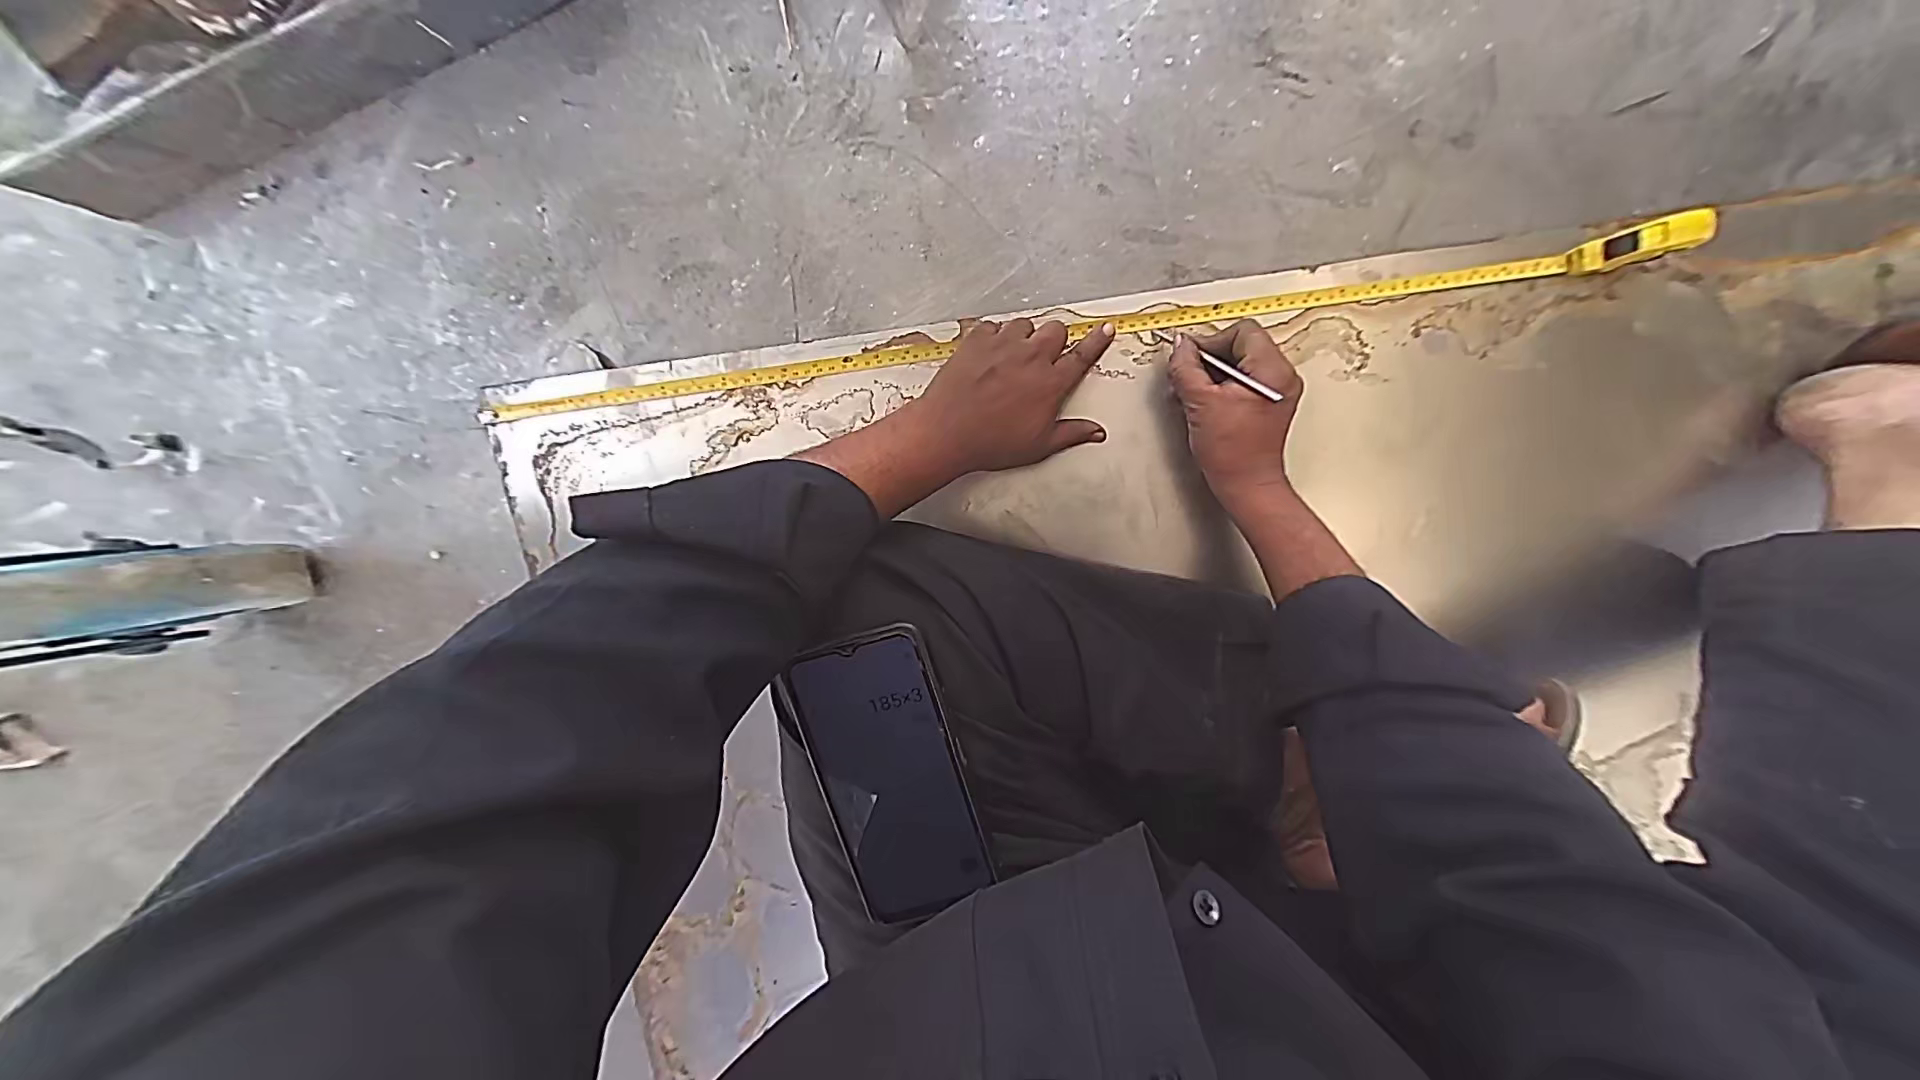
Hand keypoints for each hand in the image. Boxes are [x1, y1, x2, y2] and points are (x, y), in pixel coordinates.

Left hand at [905, 318, 1115, 474]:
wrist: (947, 432)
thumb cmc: (990, 442)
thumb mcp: (1038, 445)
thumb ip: (1071, 433)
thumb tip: (1095, 432)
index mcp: (1050, 383)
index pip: (1082, 356)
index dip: (1096, 341)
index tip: (1104, 329)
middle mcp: (1030, 358)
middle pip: (1056, 330)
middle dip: (1055, 341)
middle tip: (1043, 358)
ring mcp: (1003, 345)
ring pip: (1025, 325)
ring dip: (1024, 337)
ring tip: (1013, 358)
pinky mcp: (976, 341)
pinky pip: (993, 326)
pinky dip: (994, 336)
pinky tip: (989, 354)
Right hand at [1170, 320, 1359, 597]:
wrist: (1246, 485)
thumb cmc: (1233, 453)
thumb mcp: (1200, 403)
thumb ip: (1186, 367)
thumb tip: (1180, 346)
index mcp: (1272, 370)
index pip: (1242, 331)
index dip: (1210, 340)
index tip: (1188, 356)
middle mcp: (1280, 376)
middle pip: (1241, 344)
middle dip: (1209, 358)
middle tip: (1188, 375)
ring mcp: (1275, 391)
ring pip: (1239, 363)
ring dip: (1212, 373)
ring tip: (1194, 393)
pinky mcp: (1265, 404)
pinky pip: (1241, 381)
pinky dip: (1220, 387)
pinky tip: (1204, 403)